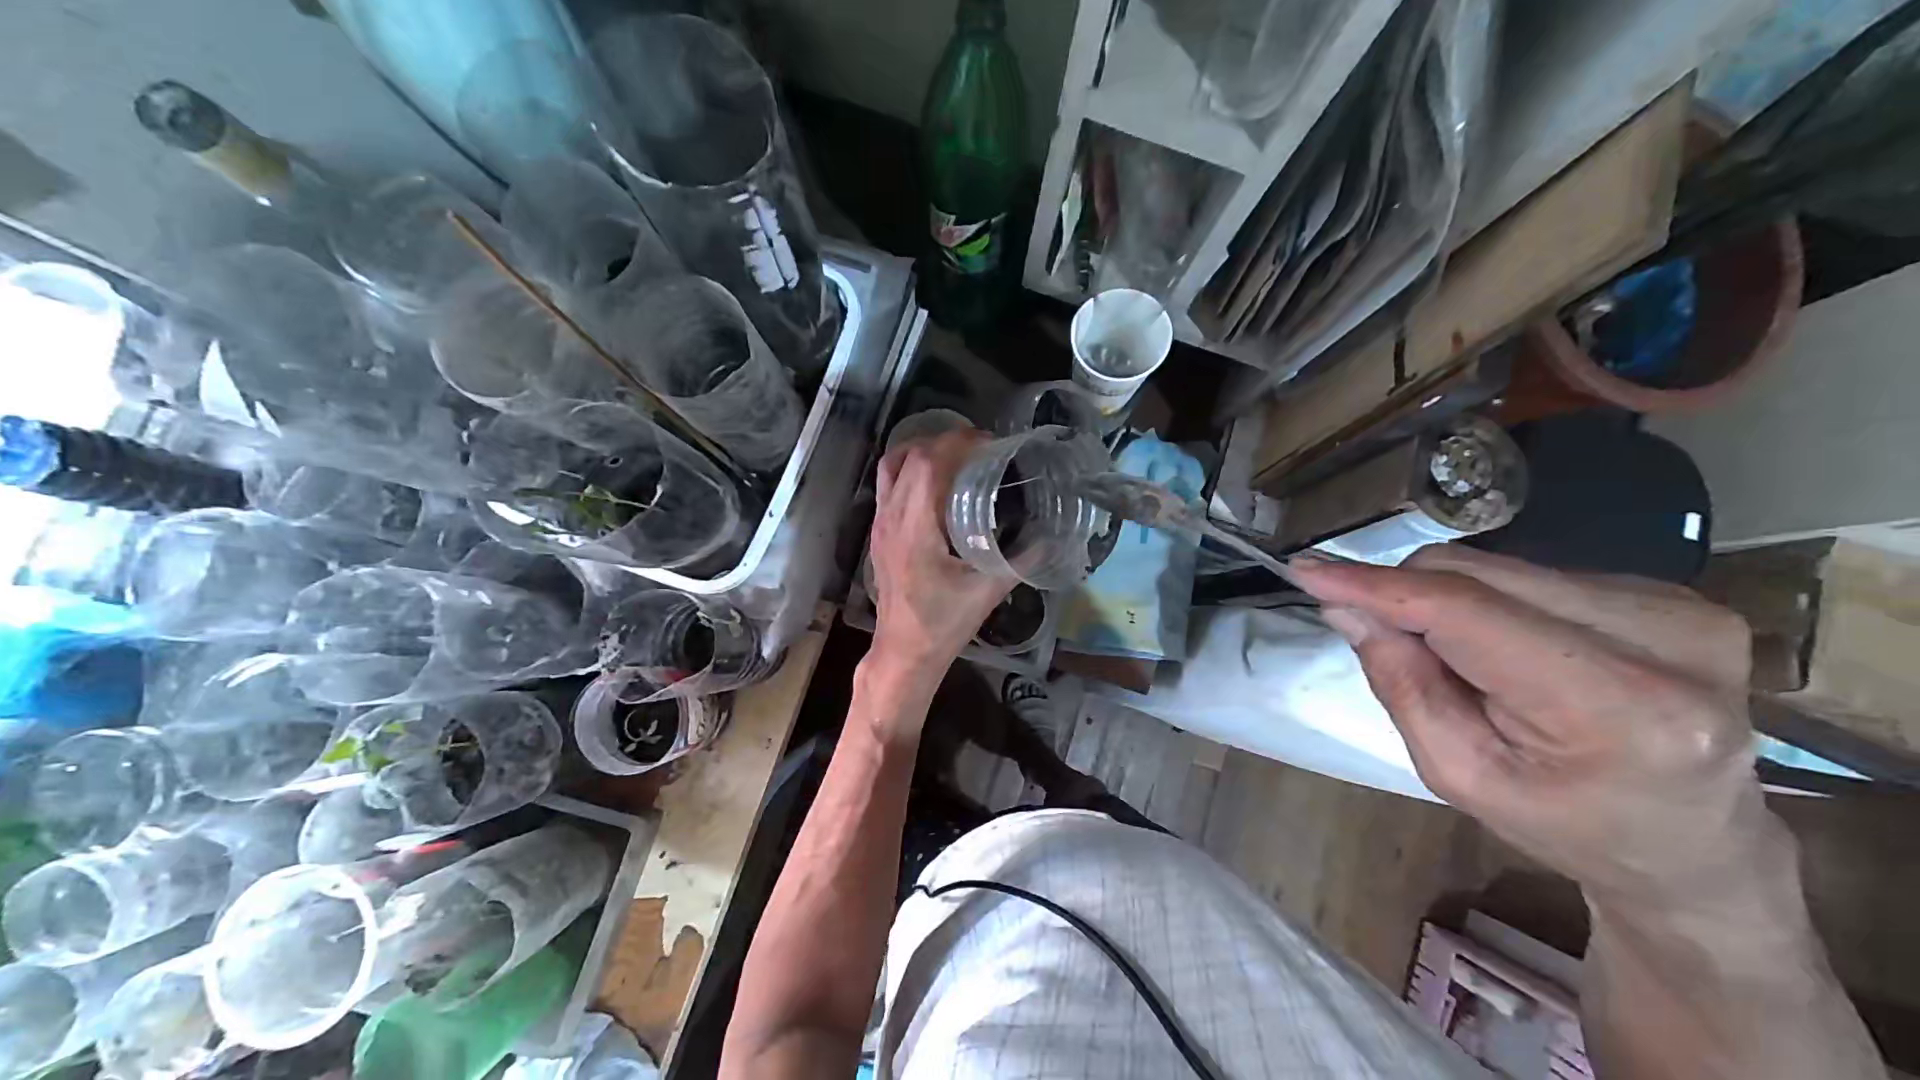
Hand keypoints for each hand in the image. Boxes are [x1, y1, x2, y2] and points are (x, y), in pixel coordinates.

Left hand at [868, 428, 1016, 681]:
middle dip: (946, 441)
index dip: (958, 443)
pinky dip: (910, 469)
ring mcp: (879, 523)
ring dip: (923, 451)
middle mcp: (892, 517)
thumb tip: (1051, 533)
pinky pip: (888, 483)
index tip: (990, 445)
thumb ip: (1022, 560)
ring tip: (957, 458)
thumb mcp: (989, 592)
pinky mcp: (877, 532)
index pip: (928, 463)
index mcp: (916, 527)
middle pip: (910, 456)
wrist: (903, 651)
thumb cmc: (943, 623)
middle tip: (981, 450)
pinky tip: (937, 484)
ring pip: (893, 465)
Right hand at [1286, 545, 1782, 915]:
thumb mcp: (1459, 775)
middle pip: (1478, 576)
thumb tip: (1348, 608)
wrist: (1692, 844)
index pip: (1467, 614)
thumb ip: (1402, 686)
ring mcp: (1679, 608)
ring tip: (1457, 661)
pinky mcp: (1674, 595)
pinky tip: (1501, 649)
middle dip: (1405, 596)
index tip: (1307, 571)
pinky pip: (1528, 572)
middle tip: (1378, 638)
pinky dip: (1485, 600)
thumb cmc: (1566, 825)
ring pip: (1497, 565)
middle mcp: (1665, 640)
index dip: (1379, 587)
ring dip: (1444, 600)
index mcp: (1617, 708)